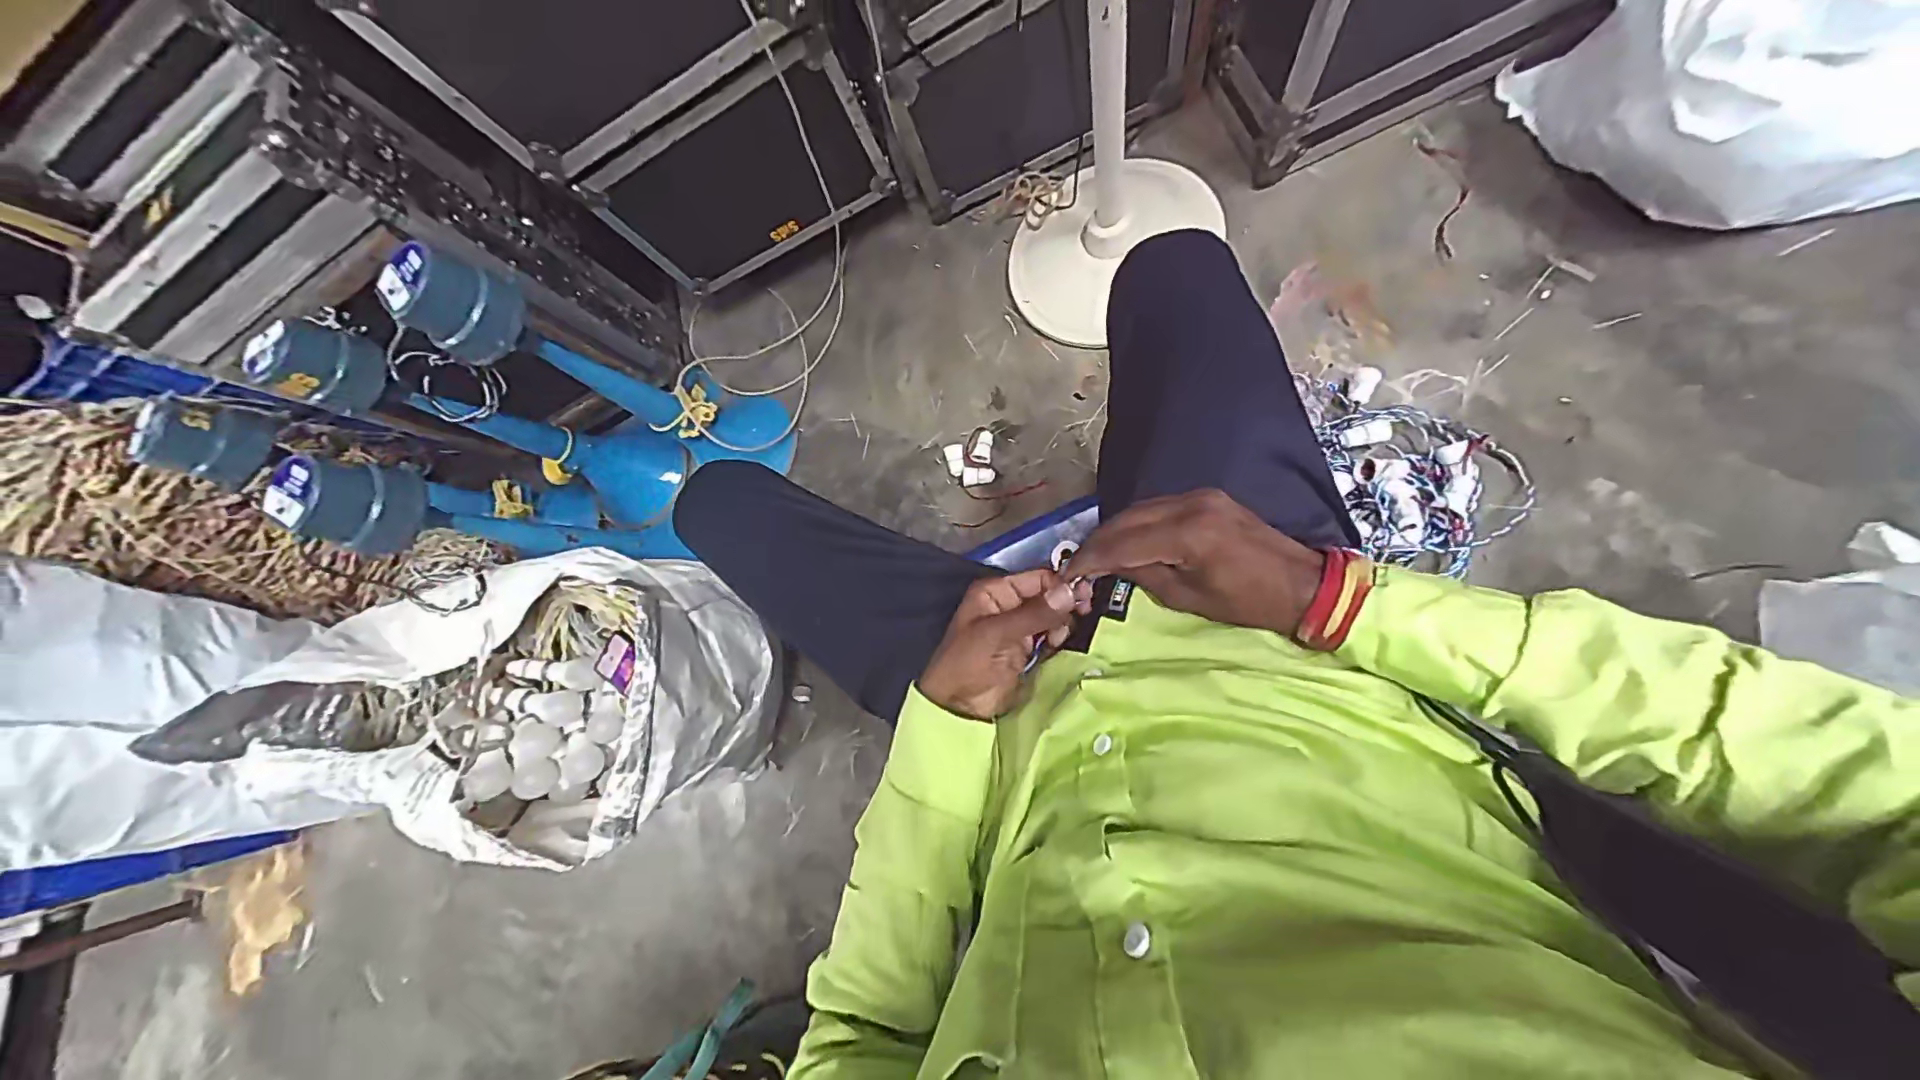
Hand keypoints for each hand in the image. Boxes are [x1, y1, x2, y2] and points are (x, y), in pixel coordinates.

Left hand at [917, 569, 1091, 720]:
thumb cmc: (967, 663)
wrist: (959, 707)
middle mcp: (1011, 605)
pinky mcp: (1030, 650)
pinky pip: (1053, 636)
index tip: (1082, 596)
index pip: (1038, 578)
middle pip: (1050, 595)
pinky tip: (1057, 646)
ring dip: (1063, 624)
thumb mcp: (997, 634)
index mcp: (996, 592)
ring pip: (1055, 616)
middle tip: (1080, 614)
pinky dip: (1060, 639)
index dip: (1061, 584)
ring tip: (1058, 638)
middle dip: (1065, 605)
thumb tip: (1069, 591)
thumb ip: (1034, 614)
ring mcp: (1021, 628)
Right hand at [1066, 490, 1325, 636]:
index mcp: (1187, 535)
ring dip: (1114, 531)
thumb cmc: (1247, 602)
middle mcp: (1189, 505)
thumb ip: (1145, 575)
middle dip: (1097, 543)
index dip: (1091, 558)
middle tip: (1078, 565)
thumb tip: (1112, 566)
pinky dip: (1136, 523)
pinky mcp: (1206, 497)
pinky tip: (1126, 540)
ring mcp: (1199, 496)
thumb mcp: (1188, 598)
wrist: (1301, 583)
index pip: (1122, 543)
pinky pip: (1157, 507)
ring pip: (1139, 510)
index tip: (1070, 573)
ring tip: (1096, 554)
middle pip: (1125, 520)